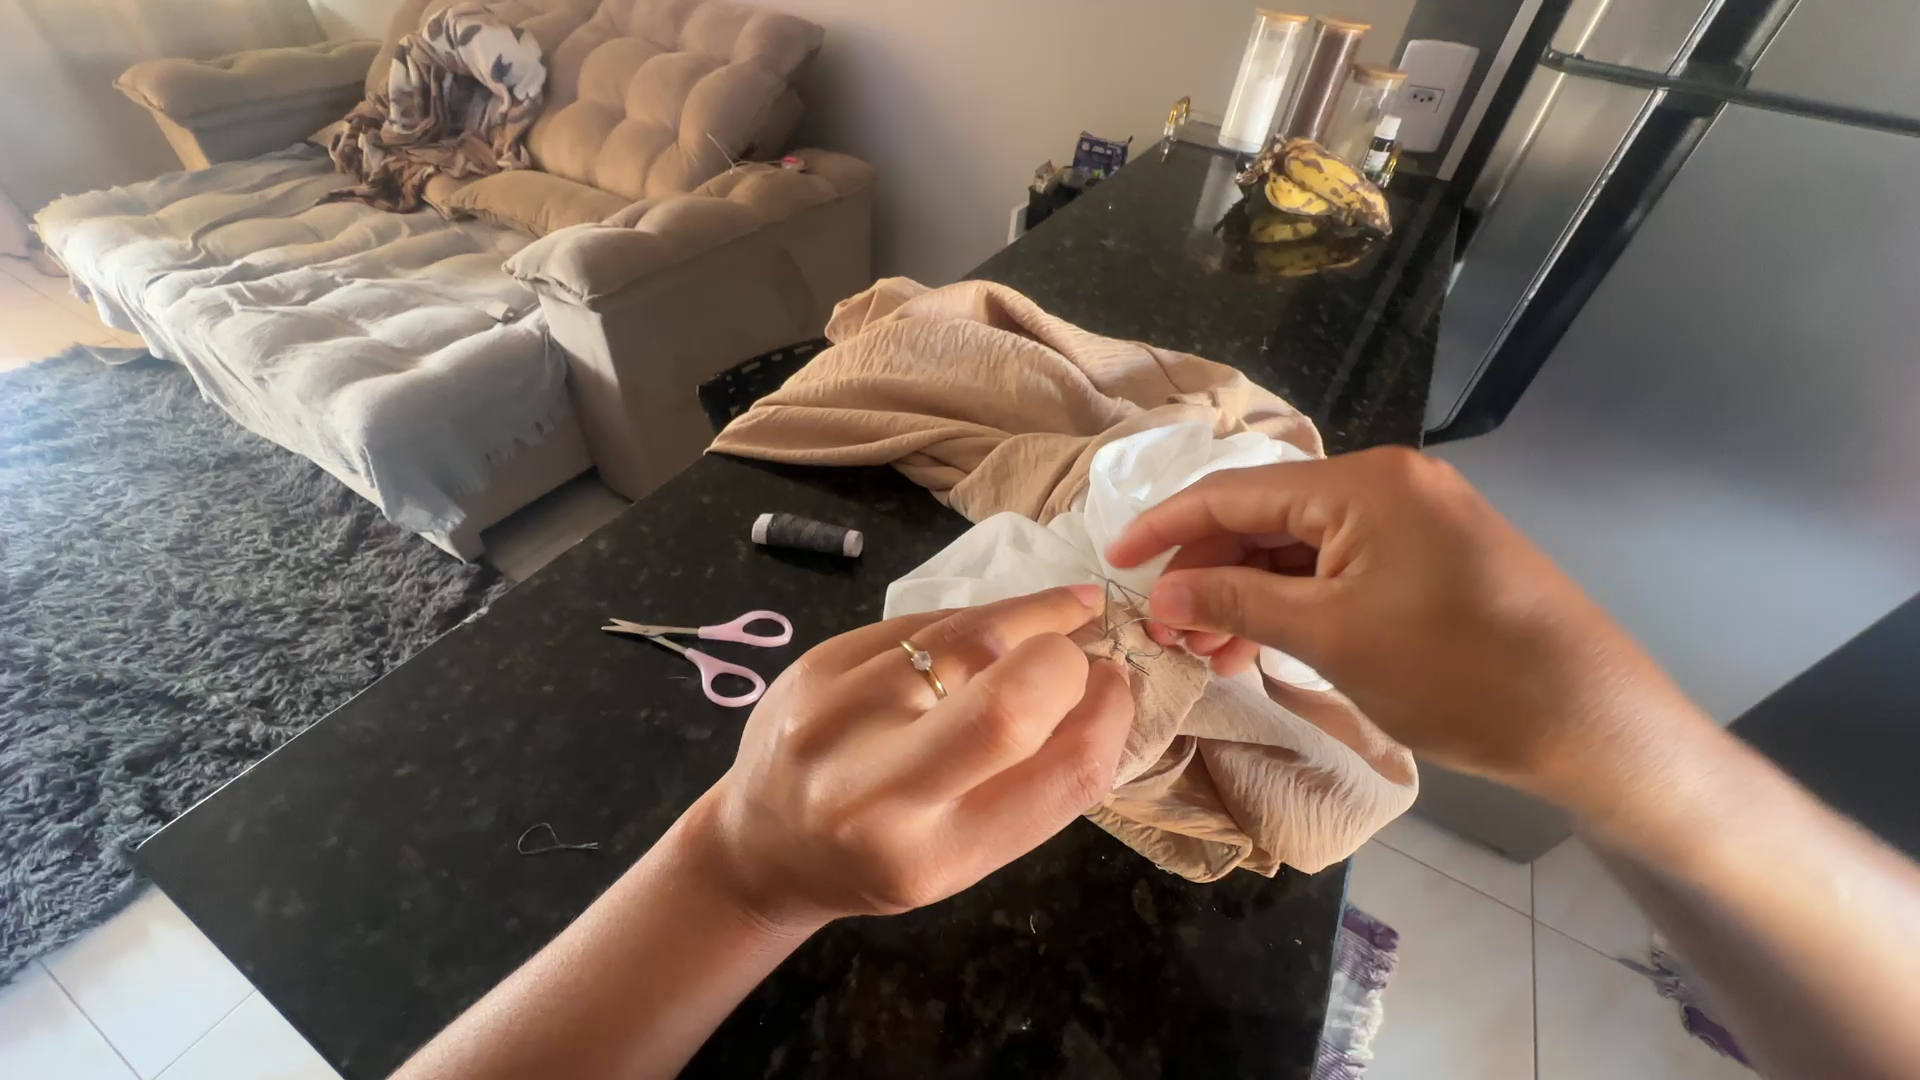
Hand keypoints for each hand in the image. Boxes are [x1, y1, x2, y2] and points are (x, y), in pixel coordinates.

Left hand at [696, 586, 1133, 931]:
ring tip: (1066, 609)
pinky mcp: (818, 660)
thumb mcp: (960, 853)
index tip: (1119, 686)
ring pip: (967, 635)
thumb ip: (1035, 782)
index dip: (1110, 717)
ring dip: (1034, 614)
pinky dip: (978, 617)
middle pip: (1009, 704)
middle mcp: (876, 788)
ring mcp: (837, 713)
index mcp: (931, 856)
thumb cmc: (876, 856)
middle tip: (1083, 647)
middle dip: (1066, 661)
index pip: (1059, 774)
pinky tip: (1002, 620)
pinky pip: (925, 619)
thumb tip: (1104, 685)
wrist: (762, 840)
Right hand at [1105, 447, 1695, 790]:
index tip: (1114, 560)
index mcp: (1362, 484)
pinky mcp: (1420, 559)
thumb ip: (1233, 604)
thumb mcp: (1328, 637)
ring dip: (1241, 595)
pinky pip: (1330, 571)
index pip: (1233, 492)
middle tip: (1165, 629)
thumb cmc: (1458, 675)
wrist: (1599, 730)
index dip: (1165, 528)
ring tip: (1202, 650)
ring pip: (1292, 549)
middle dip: (1205, 573)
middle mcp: (1383, 486)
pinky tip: (1252, 645)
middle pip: (1261, 519)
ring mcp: (1406, 521)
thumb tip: (1158, 596)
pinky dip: (1286, 604)